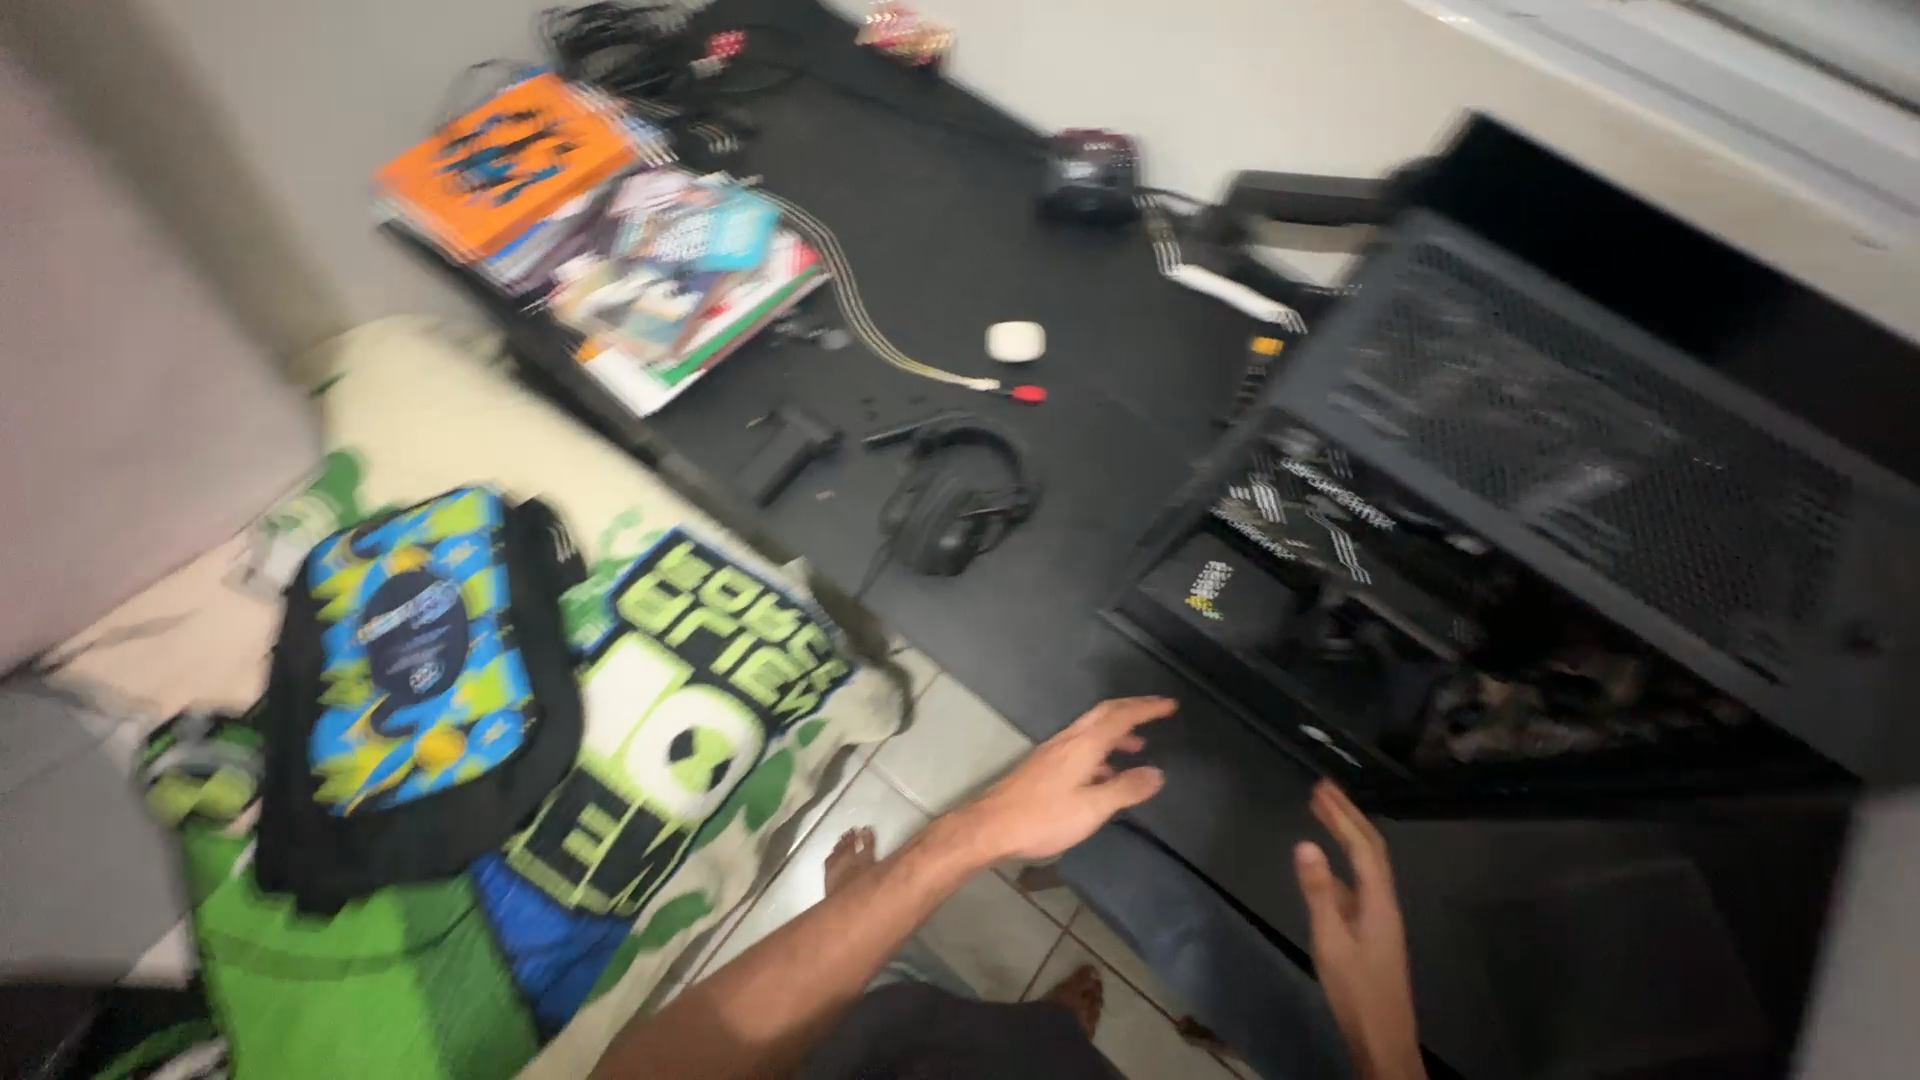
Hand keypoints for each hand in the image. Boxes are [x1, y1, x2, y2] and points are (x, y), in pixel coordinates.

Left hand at [950, 696, 1174, 863]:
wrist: (992, 825)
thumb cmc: (1044, 818)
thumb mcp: (1092, 809)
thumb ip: (1125, 789)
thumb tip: (1157, 772)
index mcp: (1083, 745)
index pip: (1120, 716)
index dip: (1146, 708)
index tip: (1170, 705)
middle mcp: (1068, 740)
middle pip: (1103, 714)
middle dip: (1132, 710)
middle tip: (1157, 712)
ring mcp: (1054, 751)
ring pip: (1091, 730)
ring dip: (1116, 732)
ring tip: (1139, 746)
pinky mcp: (1045, 765)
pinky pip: (1081, 746)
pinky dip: (1101, 750)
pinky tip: (1106, 774)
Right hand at [1295, 781, 1425, 1079]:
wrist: (1384, 1039)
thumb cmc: (1356, 990)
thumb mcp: (1330, 941)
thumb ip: (1318, 892)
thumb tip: (1304, 842)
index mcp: (1378, 901)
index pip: (1362, 846)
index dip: (1342, 815)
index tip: (1320, 789)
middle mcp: (1384, 902)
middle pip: (1371, 849)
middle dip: (1348, 815)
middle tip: (1323, 789)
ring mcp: (1380, 916)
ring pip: (1368, 863)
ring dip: (1347, 833)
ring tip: (1324, 812)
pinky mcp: (1372, 929)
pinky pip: (1360, 879)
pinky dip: (1344, 858)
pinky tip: (1327, 862)